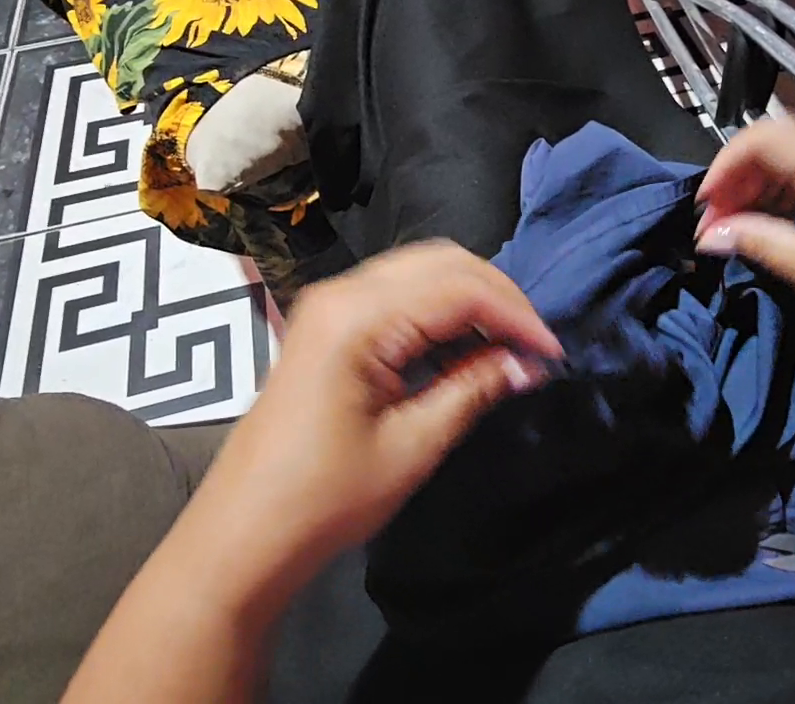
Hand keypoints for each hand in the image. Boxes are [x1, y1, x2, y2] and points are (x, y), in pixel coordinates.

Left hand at [178, 241, 562, 616]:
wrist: (243, 532)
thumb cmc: (325, 498)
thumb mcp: (411, 447)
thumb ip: (472, 390)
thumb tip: (526, 363)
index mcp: (357, 318)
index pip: (457, 289)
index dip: (514, 314)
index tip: (551, 352)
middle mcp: (342, 291)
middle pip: (441, 261)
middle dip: (497, 295)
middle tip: (533, 343)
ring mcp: (331, 301)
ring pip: (422, 268)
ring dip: (471, 296)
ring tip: (507, 343)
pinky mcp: (329, 319)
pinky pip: (400, 290)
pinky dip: (441, 305)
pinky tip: (464, 341)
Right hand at [693, 118, 794, 368]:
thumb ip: (757, 241)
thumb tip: (709, 236)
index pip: (763, 139)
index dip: (723, 168)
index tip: (704, 207)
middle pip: (778, 143)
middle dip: (739, 179)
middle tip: (716, 225)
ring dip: (761, 188)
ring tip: (737, 229)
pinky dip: (789, 195)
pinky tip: (773, 226)